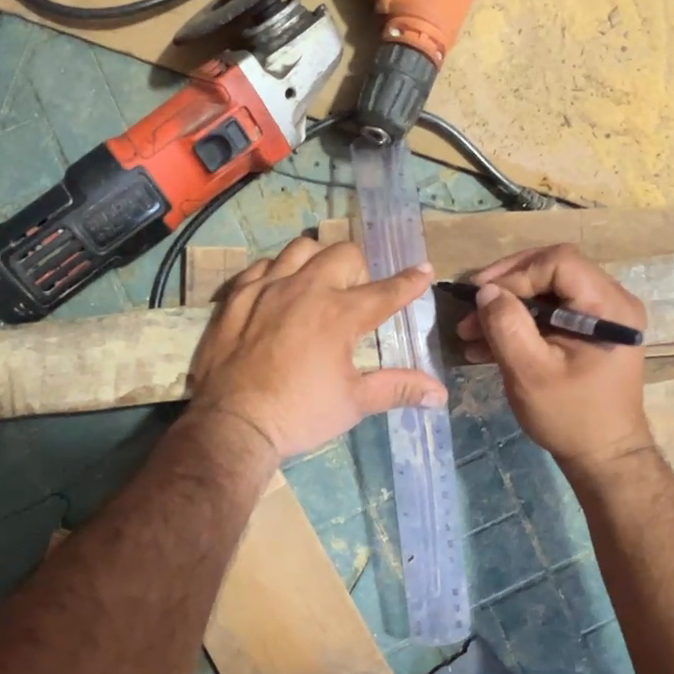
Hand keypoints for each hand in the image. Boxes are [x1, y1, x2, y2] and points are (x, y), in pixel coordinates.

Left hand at [187, 238, 447, 458]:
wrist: (234, 424)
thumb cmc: (300, 414)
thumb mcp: (354, 403)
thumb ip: (398, 388)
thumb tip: (440, 393)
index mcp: (340, 313)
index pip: (385, 291)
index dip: (409, 282)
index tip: (423, 270)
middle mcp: (305, 289)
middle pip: (342, 254)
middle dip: (359, 268)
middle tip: (357, 292)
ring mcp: (267, 288)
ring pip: (299, 249)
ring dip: (317, 259)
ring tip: (318, 280)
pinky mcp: (236, 296)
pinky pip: (261, 266)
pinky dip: (276, 271)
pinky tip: (277, 289)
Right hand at [455, 244, 652, 470]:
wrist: (603, 457)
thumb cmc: (570, 416)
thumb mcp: (529, 372)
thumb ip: (506, 325)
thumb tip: (486, 291)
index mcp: (608, 306)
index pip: (558, 262)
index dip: (515, 274)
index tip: (482, 300)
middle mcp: (613, 301)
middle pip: (552, 269)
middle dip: (506, 286)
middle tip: (470, 306)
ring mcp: (603, 316)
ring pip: (547, 290)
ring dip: (507, 306)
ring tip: (470, 331)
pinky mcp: (590, 332)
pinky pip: (551, 311)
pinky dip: (520, 321)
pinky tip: (487, 342)